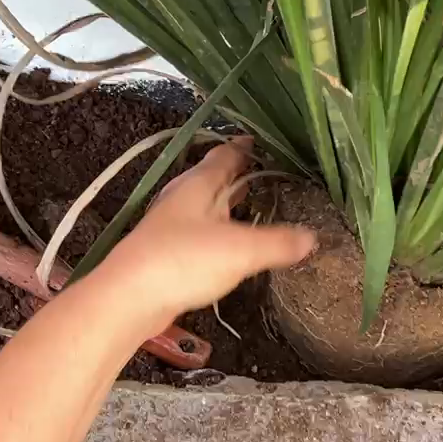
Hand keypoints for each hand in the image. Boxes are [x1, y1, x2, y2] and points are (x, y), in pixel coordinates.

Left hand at [85, 140, 315, 327]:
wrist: (129, 298)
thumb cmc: (183, 261)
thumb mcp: (240, 250)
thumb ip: (278, 242)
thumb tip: (313, 238)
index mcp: (199, 185)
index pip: (226, 155)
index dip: (247, 147)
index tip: (269, 143)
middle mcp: (183, 199)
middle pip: (216, 179)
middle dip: (242, 176)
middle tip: (273, 175)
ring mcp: (172, 226)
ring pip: (208, 207)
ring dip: (230, 206)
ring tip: (258, 208)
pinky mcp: (168, 253)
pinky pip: (201, 234)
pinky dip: (220, 233)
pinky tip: (232, 248)